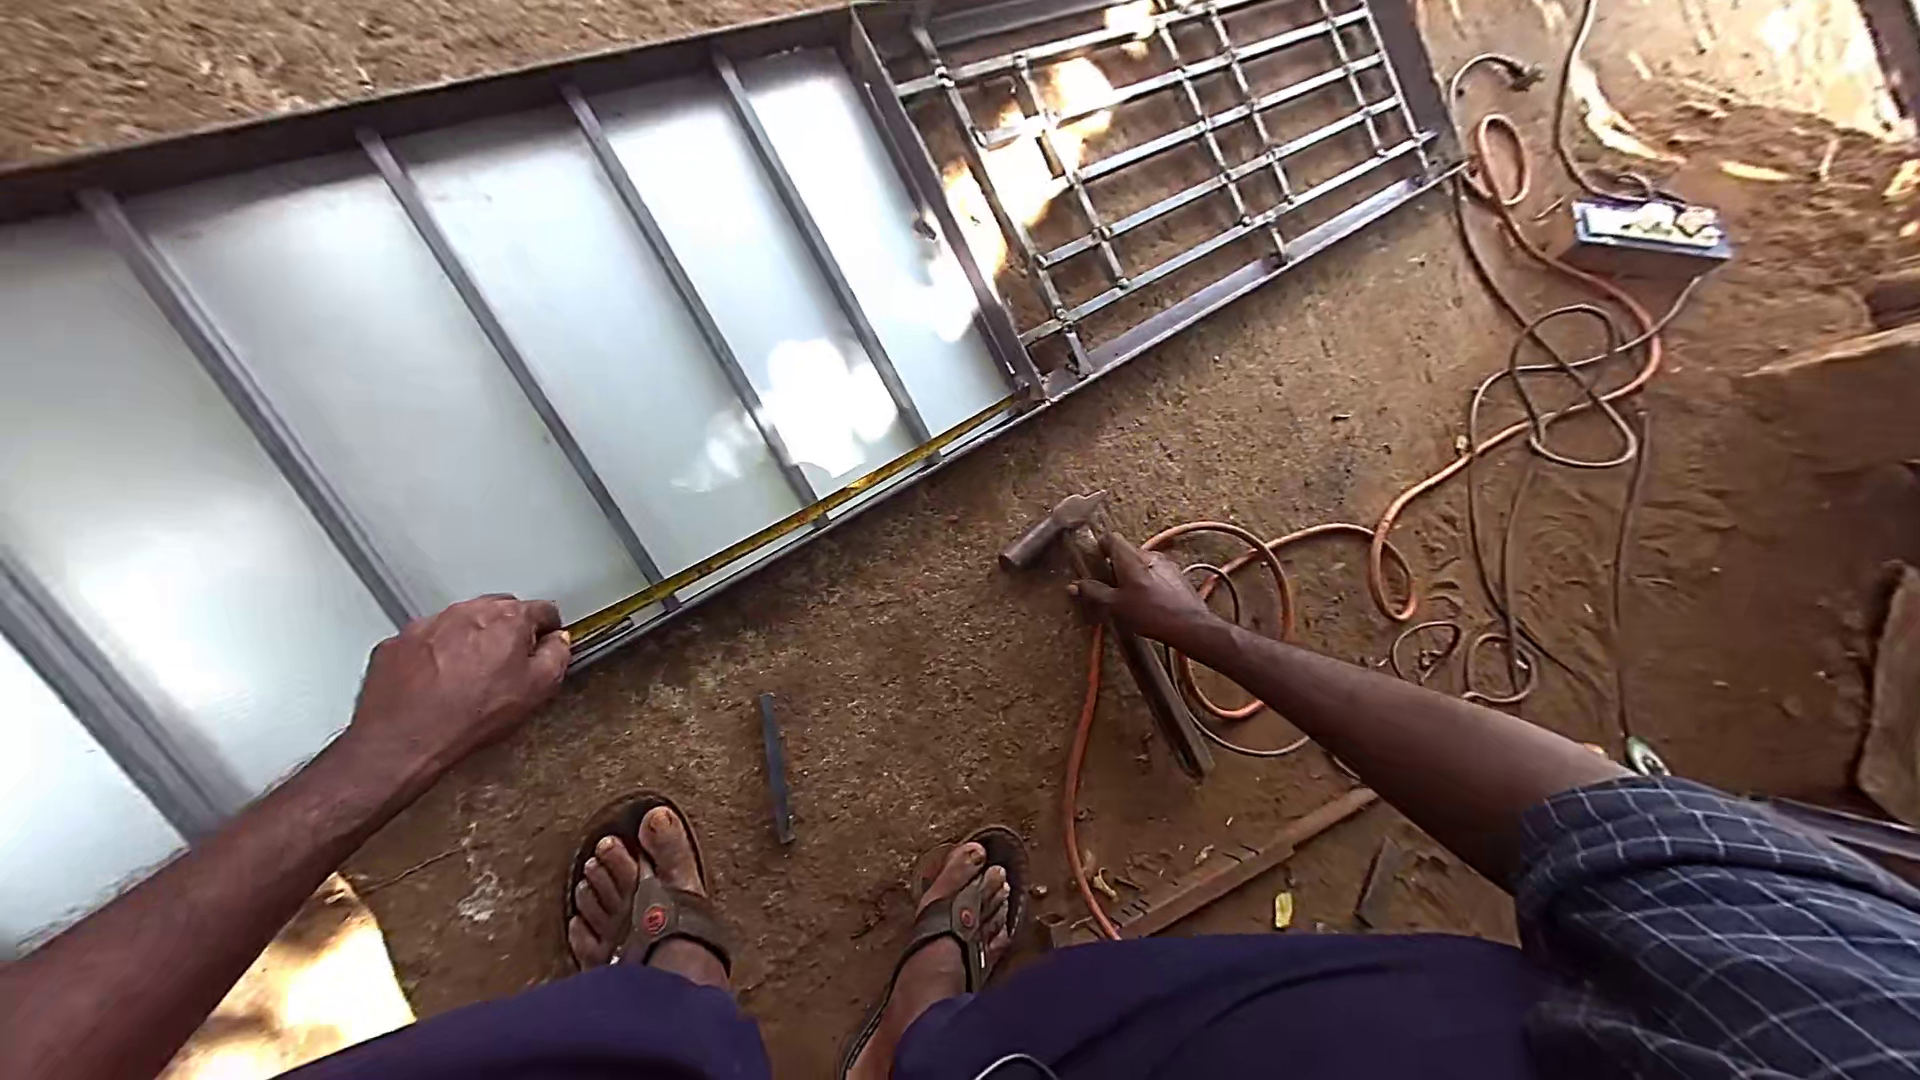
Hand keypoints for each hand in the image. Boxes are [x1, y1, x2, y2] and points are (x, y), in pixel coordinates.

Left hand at [343, 595, 570, 780]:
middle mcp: (468, 612)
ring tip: (469, 675)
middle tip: (507, 663)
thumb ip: (558, 655)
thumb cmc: (472, 715)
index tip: (544, 646)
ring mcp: (428, 625)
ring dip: (472, 638)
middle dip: (509, 630)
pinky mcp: (396, 643)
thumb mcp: (539, 688)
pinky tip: (437, 680)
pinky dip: (436, 652)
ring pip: (462, 621)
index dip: (548, 629)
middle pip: (501, 609)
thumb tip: (557, 641)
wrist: (403, 742)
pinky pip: (427, 639)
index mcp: (508, 618)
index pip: (542, 609)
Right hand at [1069, 532, 1221, 647]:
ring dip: (1132, 574)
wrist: (1190, 626)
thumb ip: (1094, 592)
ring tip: (1128, 597)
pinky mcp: (1177, 576)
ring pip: (1142, 562)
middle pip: (1126, 551)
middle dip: (1115, 565)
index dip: (1100, 547)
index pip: (1111, 538)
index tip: (1095, 560)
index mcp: (1131, 558)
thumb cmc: (1151, 614)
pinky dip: (1147, 581)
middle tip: (1108, 585)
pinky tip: (1147, 601)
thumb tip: (1075, 585)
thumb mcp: (1115, 605)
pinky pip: (1155, 572)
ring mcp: (1166, 564)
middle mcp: (1149, 555)